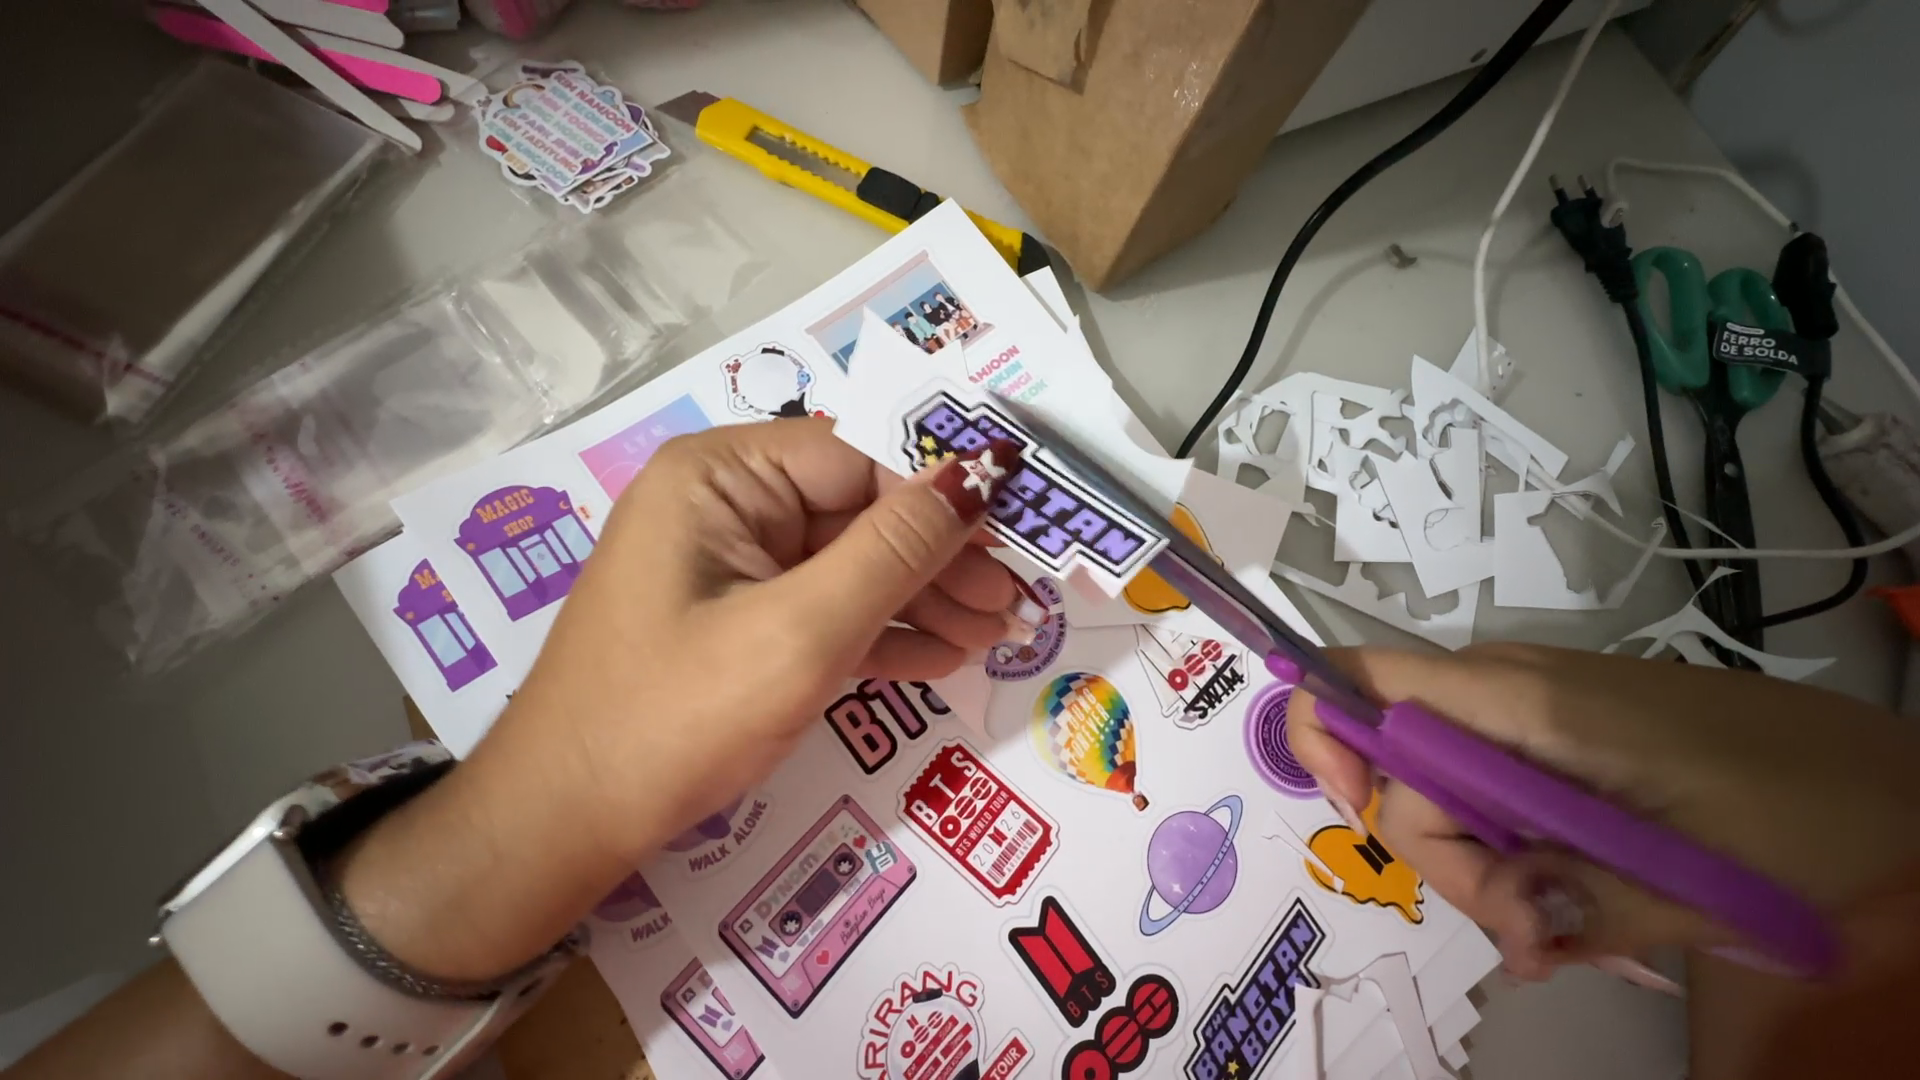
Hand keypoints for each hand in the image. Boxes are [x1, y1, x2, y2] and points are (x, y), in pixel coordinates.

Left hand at [479, 417, 1027, 865]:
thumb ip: (898, 549)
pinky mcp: (742, 621)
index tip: (1012, 537)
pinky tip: (944, 656)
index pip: (858, 459)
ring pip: (851, 566)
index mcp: (723, 476)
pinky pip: (826, 610)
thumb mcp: (803, 630)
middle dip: (938, 560)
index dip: (938, 495)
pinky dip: (882, 633)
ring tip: (996, 636)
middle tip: (1013, 604)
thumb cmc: (677, 717)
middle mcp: (728, 506)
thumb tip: (983, 470)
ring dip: (923, 601)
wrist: (565, 829)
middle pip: (860, 513)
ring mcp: (735, 567)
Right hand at [1287, 644, 1919, 980]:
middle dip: (1439, 855)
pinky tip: (1564, 893)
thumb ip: (1591, 901)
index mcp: (1516, 698)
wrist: (1892, 771)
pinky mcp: (1539, 738)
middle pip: (1395, 764)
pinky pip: (1476, 789)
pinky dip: (1498, 849)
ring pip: (1433, 787)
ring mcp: (1516, 712)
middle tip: (1530, 930)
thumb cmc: (1809, 803)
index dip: (1324, 736)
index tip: (1358, 813)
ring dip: (1475, 864)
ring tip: (1564, 926)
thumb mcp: (1708, 874)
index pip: (1359, 676)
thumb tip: (1505, 931)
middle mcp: (1494, 690)